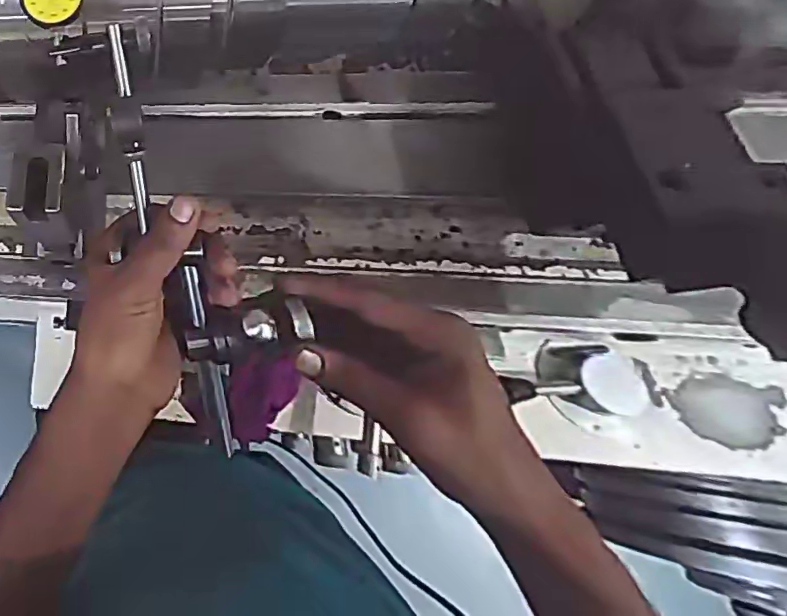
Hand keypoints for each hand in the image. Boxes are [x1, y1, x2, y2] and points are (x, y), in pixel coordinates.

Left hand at [66, 196, 213, 417]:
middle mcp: (137, 267)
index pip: (152, 219)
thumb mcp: (137, 282)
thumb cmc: (110, 340)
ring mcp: (159, 291)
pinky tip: (224, 300)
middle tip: (220, 258)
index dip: (180, 217)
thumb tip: (183, 208)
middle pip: (180, 242)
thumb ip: (163, 244)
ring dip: (216, 272)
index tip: (206, 219)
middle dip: (205, 248)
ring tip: (224, 284)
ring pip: (196, 267)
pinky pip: (205, 293)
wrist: (122, 392)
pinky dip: (218, 294)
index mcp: (116, 252)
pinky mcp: (179, 313)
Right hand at [282, 276, 555, 520]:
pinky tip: (312, 353)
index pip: (368, 300)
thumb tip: (300, 354)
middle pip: (362, 309)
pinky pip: (367, 349)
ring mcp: (421, 348)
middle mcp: (429, 330)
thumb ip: (352, 378)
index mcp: (438, 331)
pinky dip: (339, 350)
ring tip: (284, 327)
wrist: (511, 500)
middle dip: (317, 308)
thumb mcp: (407, 415)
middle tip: (276, 306)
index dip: (322, 291)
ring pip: (361, 329)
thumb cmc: (471, 455)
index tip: (285, 285)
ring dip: (324, 329)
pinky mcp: (412, 368)